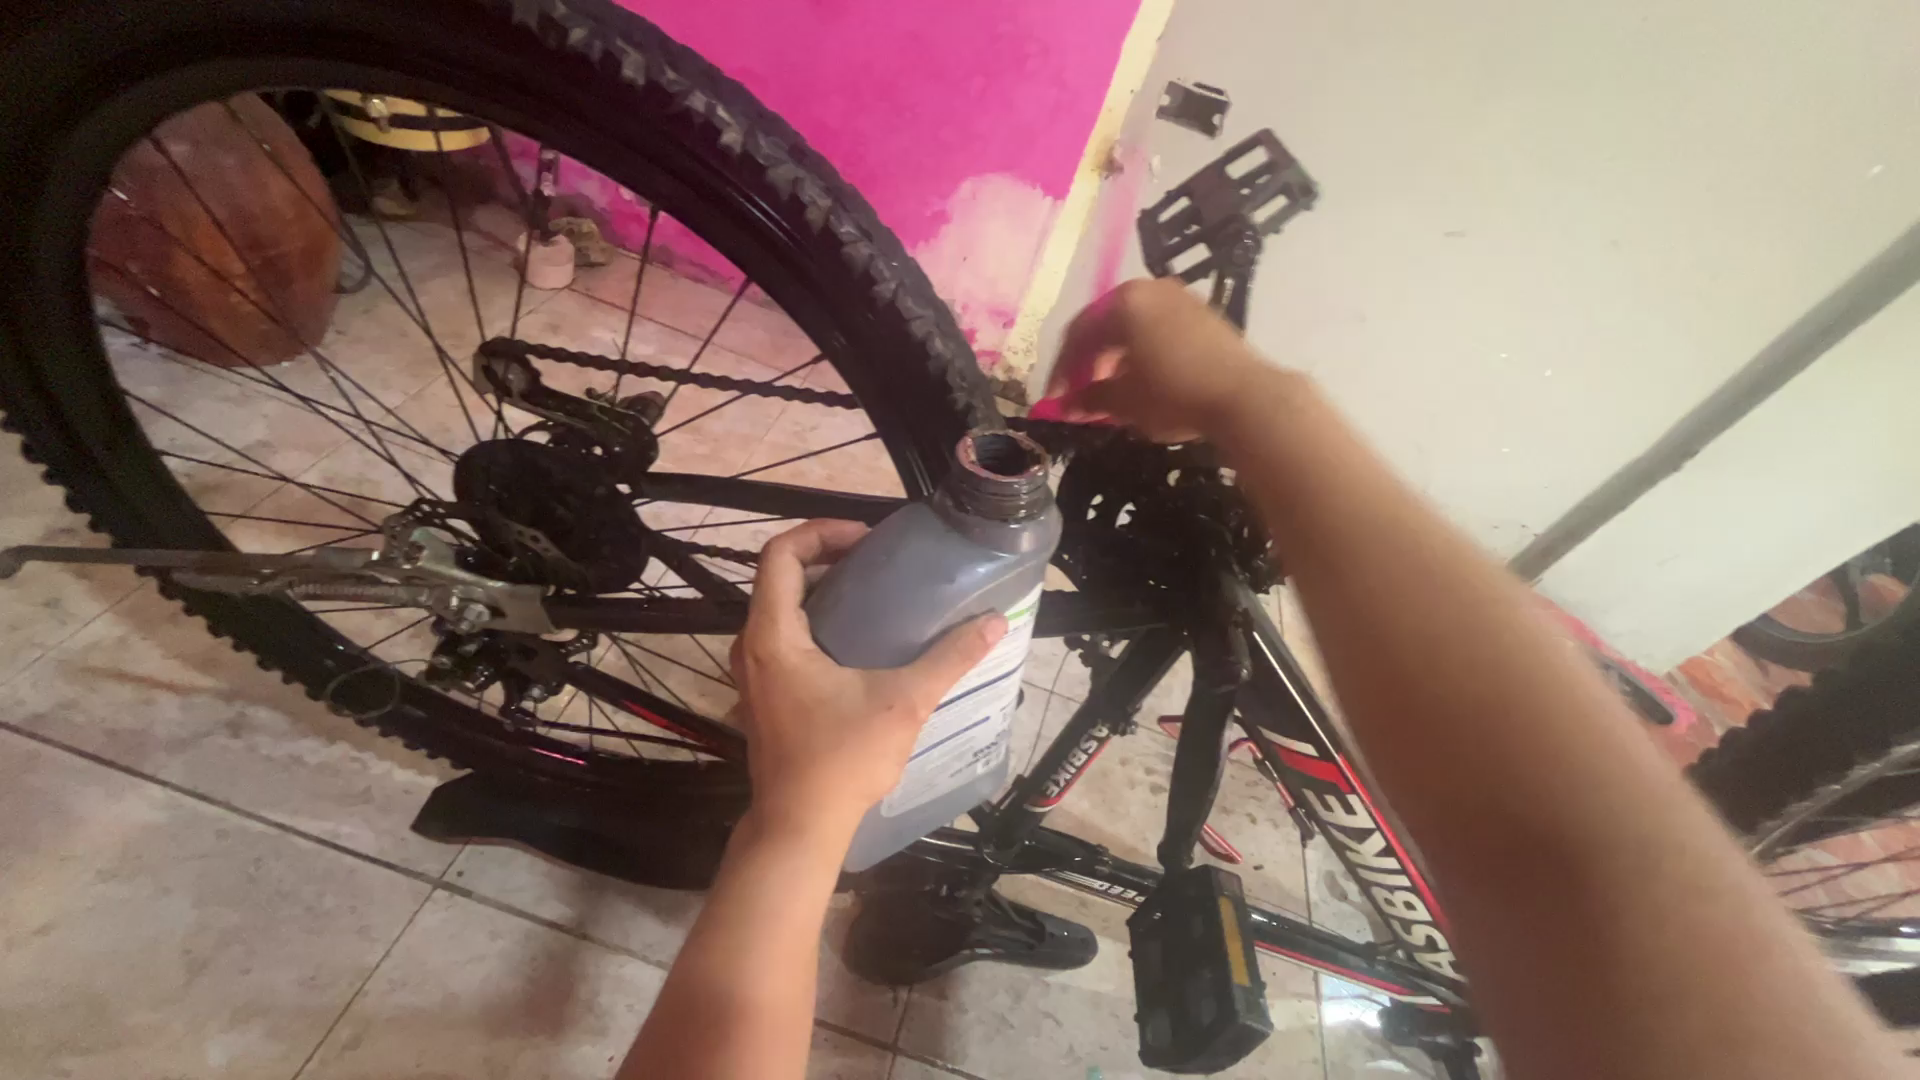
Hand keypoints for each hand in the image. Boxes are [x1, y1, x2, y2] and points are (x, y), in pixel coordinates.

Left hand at [731, 520, 1007, 828]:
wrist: (799, 828)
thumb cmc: (842, 761)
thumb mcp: (904, 703)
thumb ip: (950, 659)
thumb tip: (994, 623)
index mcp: (773, 635)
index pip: (780, 553)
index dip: (821, 532)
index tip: (866, 540)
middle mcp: (751, 645)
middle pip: (778, 577)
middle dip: (826, 557)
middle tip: (877, 562)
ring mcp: (752, 673)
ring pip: (779, 608)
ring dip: (819, 591)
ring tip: (871, 595)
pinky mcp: (762, 694)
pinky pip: (782, 636)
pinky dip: (813, 621)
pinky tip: (856, 642)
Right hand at [1042, 278, 1266, 442]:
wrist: (1244, 397)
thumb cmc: (1173, 394)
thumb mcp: (1123, 401)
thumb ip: (1088, 399)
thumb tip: (1066, 406)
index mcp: (1123, 302)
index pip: (1078, 334)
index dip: (1062, 370)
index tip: (1056, 401)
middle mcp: (1150, 289)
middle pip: (1105, 327)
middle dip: (1089, 364)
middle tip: (1082, 397)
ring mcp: (1181, 299)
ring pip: (1133, 329)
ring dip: (1115, 361)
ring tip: (1112, 394)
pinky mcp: (1204, 316)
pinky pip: (1158, 331)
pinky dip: (1142, 355)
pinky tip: (1144, 383)